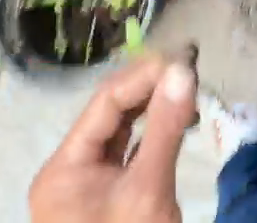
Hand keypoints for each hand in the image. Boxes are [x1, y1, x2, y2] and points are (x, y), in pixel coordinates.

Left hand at [29, 58, 199, 222]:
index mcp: (63, 167)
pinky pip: (129, 150)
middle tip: (193, 69)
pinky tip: (180, 119)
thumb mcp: (148, 190)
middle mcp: (68, 170)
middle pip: (110, 112)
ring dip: (155, 106)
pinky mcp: (106, 196)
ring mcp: (86, 185)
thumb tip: (184, 69)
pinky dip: (155, 131)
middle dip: (151, 87)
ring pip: (121, 129)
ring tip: (191, 88)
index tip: (186, 59)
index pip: (105, 102)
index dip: (145, 75)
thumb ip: (165, 127)